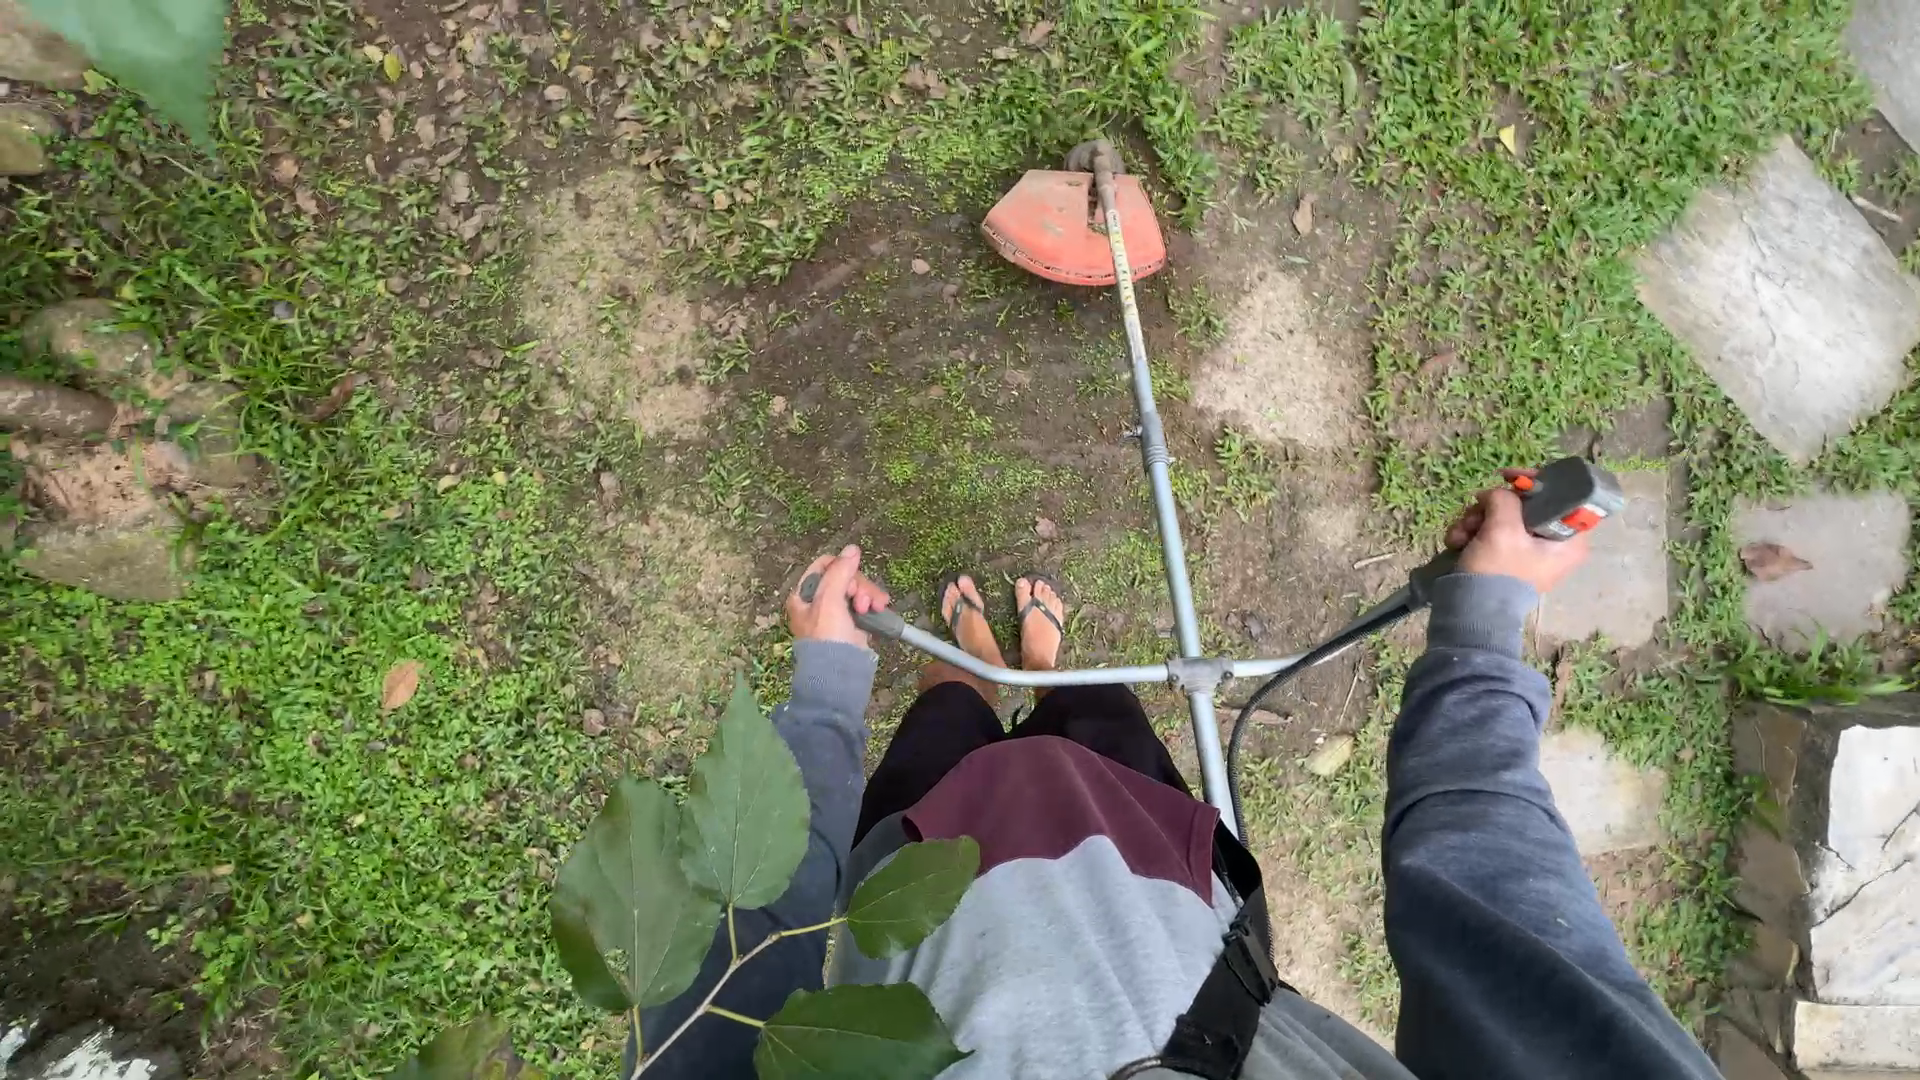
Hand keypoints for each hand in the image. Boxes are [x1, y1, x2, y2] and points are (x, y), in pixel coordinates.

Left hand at [786, 544, 890, 647]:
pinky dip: (873, 604)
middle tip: (863, 601)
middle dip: (859, 585)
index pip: (824, 566)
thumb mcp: (829, 600)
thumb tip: (852, 548)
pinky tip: (880, 609)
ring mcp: (836, 613)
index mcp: (804, 595)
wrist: (840, 673)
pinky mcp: (853, 623)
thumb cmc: (828, 636)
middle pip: (844, 577)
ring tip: (874, 607)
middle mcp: (818, 602)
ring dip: (868, 594)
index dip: (842, 568)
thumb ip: (840, 572)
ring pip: (857, 589)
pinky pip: (865, 604)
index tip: (851, 581)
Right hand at [1444, 469, 1590, 593]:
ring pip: (1500, 518)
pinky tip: (1456, 543)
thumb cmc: (1496, 571)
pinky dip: (1469, 534)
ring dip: (1474, 521)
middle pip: (1524, 507)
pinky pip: (1488, 533)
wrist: (1470, 611)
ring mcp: (1525, 552)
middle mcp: (1552, 545)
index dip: (1536, 483)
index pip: (1563, 498)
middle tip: (1474, 515)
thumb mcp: (1501, 531)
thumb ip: (1504, 501)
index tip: (1508, 477)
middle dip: (1491, 508)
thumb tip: (1495, 493)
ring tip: (1459, 535)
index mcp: (1569, 541)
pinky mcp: (1502, 558)